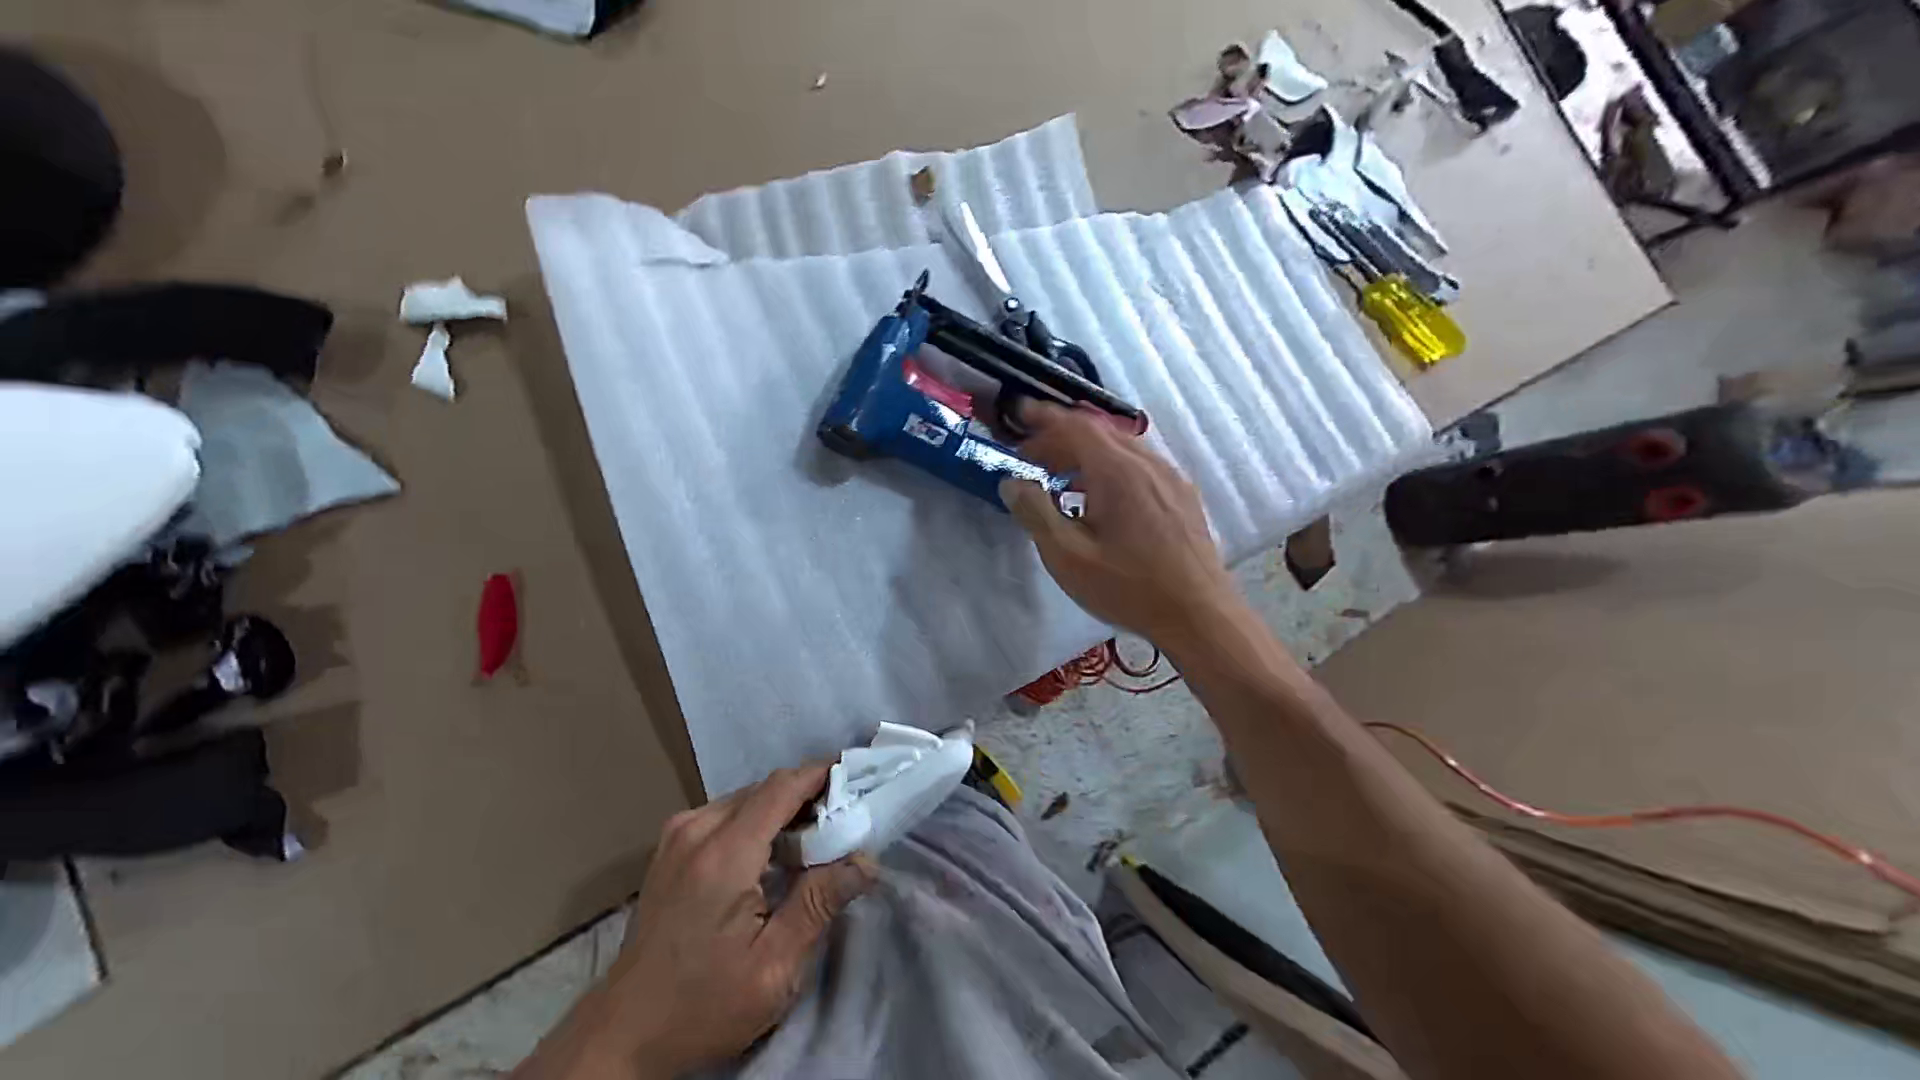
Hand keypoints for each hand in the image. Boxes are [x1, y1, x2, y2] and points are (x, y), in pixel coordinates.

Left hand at [513, 765, 874, 1079]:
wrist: (622, 1035)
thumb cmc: (703, 1006)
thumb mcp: (774, 968)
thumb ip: (819, 904)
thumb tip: (866, 861)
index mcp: (723, 853)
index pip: (782, 787)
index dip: (822, 774)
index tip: (857, 777)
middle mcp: (696, 829)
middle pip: (765, 789)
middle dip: (808, 795)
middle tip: (845, 818)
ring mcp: (677, 835)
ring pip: (745, 799)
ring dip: (782, 809)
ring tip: (816, 838)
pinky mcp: (670, 848)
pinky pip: (725, 814)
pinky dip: (756, 821)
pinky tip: (772, 852)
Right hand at [1000, 401, 1239, 646]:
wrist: (1199, 615)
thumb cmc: (1128, 587)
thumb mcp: (1067, 556)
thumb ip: (1035, 513)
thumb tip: (1012, 482)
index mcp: (1118, 471)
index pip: (1076, 425)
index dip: (1044, 417)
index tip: (1019, 415)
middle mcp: (1148, 464)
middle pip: (1099, 433)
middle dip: (1061, 438)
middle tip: (1032, 458)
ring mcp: (1170, 479)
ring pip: (1122, 449)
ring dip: (1086, 454)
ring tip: (1061, 479)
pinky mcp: (1182, 497)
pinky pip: (1140, 466)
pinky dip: (1110, 468)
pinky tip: (1101, 499)